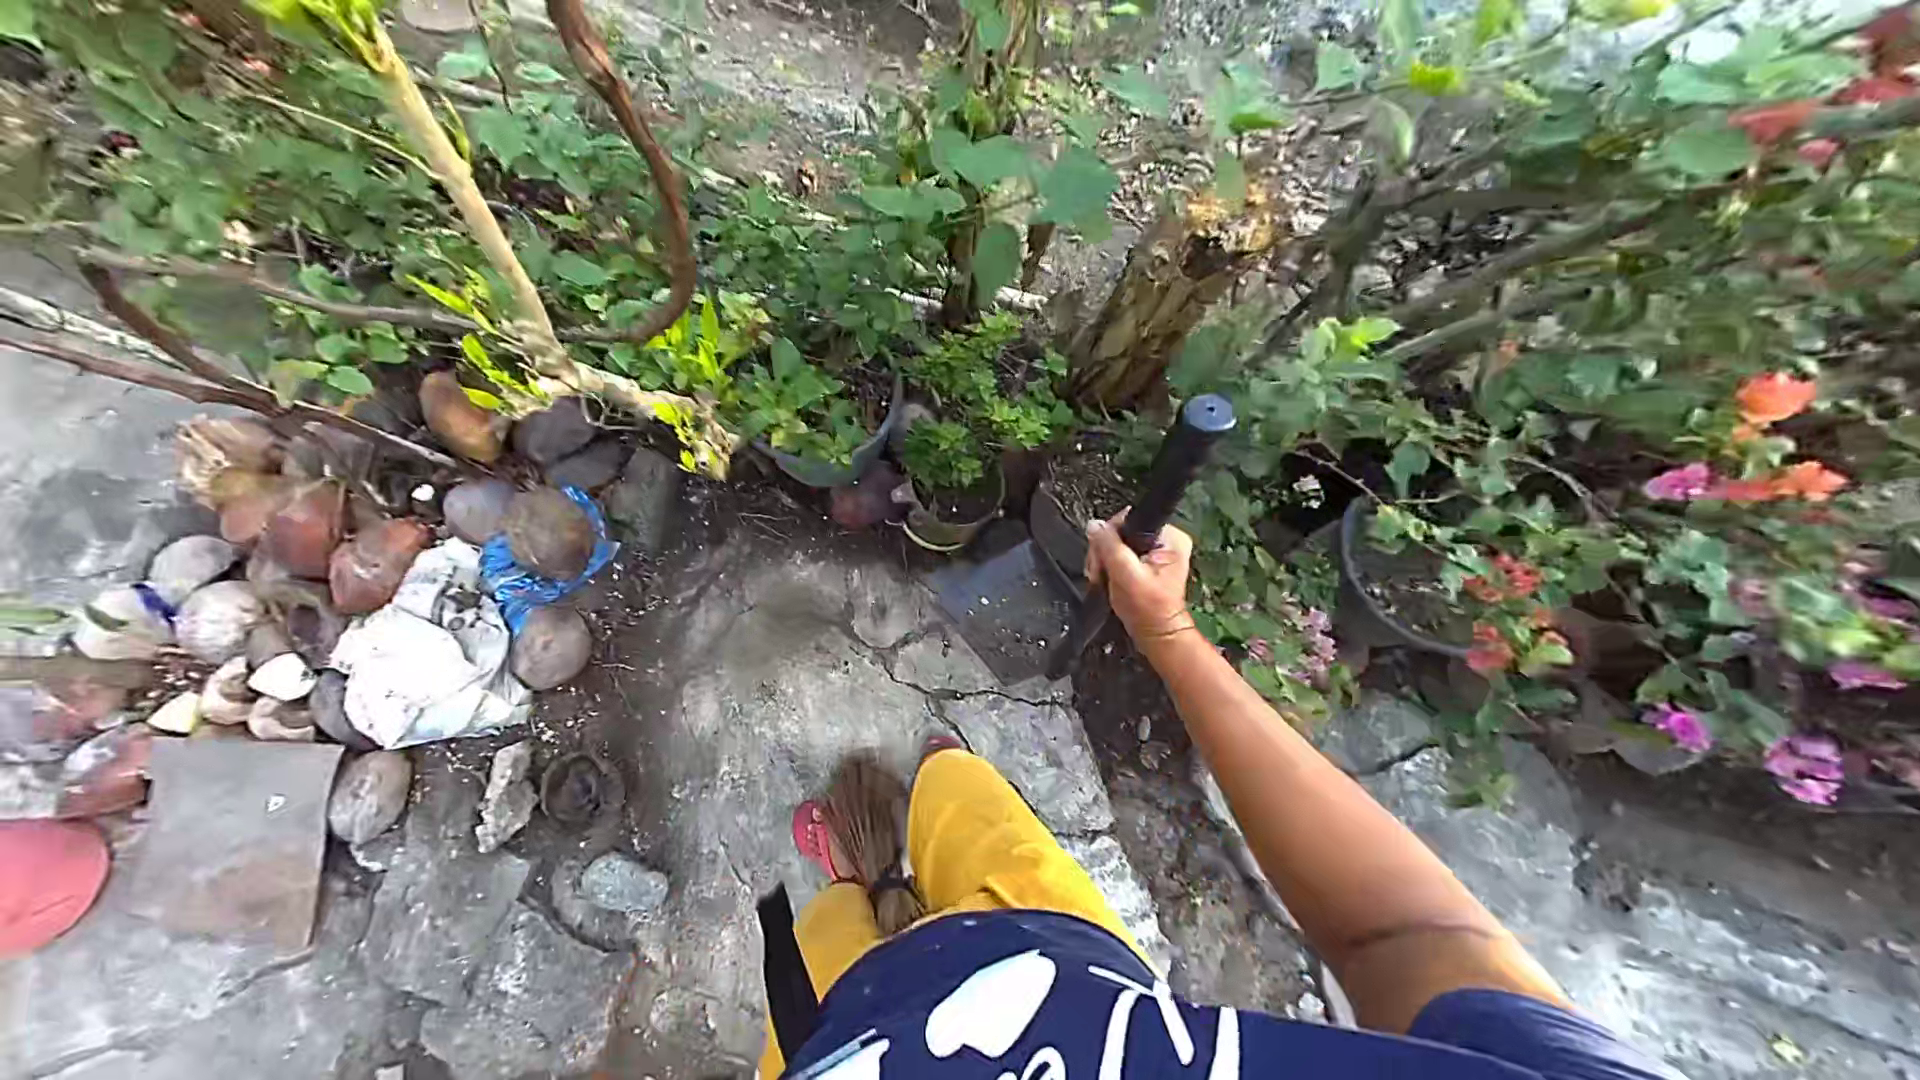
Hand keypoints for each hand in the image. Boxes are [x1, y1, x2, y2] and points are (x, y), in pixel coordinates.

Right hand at [1084, 512, 1196, 643]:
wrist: (1155, 635)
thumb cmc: (1148, 610)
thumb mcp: (1125, 573)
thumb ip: (1108, 545)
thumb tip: (1094, 525)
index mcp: (1170, 538)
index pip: (1129, 520)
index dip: (1110, 536)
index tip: (1104, 558)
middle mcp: (1165, 541)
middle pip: (1120, 532)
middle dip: (1104, 553)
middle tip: (1102, 573)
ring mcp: (1155, 552)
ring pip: (1115, 544)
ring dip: (1103, 562)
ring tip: (1103, 580)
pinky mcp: (1145, 563)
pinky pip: (1118, 554)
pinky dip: (1108, 567)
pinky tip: (1107, 580)